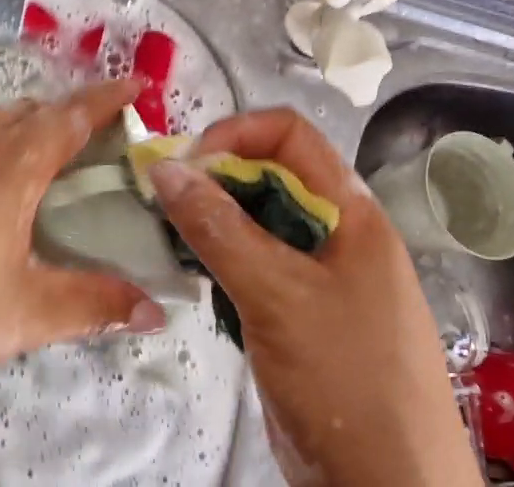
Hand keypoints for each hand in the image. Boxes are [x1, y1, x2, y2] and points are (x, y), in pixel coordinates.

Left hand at [0, 78, 167, 402]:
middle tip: (85, 140)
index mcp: (9, 167)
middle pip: (25, 113)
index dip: (106, 99)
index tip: (133, 84)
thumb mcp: (23, 315)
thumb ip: (92, 304)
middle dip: (60, 117)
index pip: (70, 118)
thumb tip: (154, 309)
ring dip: (12, 132)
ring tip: (26, 164)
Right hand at [148, 110, 479, 486]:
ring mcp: (318, 277)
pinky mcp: (298, 315)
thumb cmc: (345, 379)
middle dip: (213, 178)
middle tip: (165, 203)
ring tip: (169, 238)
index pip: (290, 134)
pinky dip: (218, 260)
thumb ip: (218, 228)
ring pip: (255, 222)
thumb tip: (163, 166)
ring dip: (210, 221)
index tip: (187, 166)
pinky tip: (191, 276)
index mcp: (350, 213)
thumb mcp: (277, 295)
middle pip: (268, 175)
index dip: (236, 135)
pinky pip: (252, 265)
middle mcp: (335, 235)